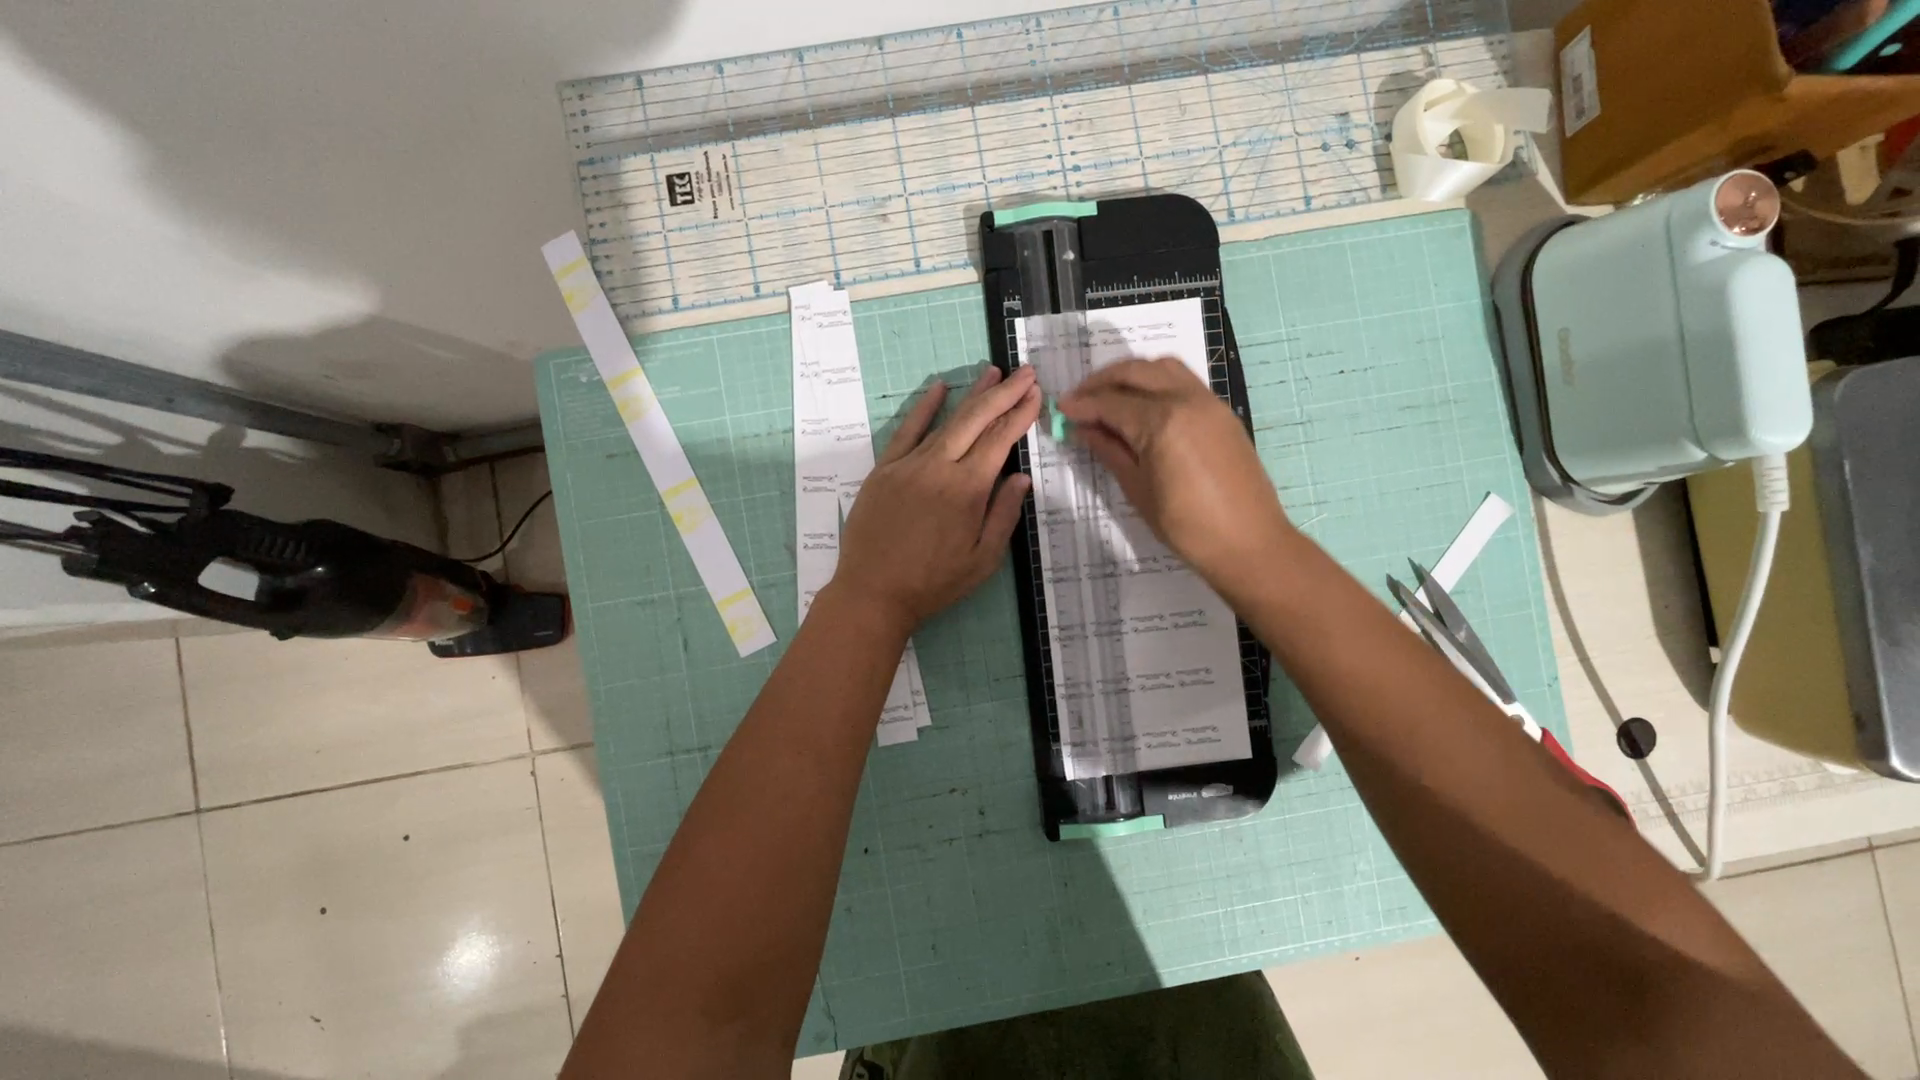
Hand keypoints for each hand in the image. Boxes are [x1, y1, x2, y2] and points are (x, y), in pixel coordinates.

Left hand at [833, 364, 1039, 632]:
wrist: (872, 592)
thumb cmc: (933, 583)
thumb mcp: (982, 560)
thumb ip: (1003, 515)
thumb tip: (1021, 477)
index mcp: (968, 490)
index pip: (1000, 440)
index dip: (1020, 415)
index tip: (1036, 394)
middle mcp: (939, 467)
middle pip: (976, 419)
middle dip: (1003, 393)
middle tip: (1024, 373)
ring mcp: (908, 464)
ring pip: (946, 420)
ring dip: (972, 395)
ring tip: (993, 373)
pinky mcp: (884, 469)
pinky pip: (907, 430)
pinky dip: (924, 407)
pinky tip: (939, 388)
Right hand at [1058, 358, 1292, 592]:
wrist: (1249, 542)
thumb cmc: (1188, 527)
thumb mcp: (1138, 490)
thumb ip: (1109, 451)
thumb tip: (1083, 429)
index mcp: (1162, 422)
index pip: (1111, 403)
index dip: (1082, 405)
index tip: (1061, 409)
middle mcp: (1186, 400)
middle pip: (1135, 372)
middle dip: (1102, 382)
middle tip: (1079, 399)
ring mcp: (1209, 403)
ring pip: (1162, 368)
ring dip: (1131, 375)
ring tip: (1109, 397)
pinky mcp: (1222, 413)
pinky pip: (1184, 381)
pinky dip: (1157, 382)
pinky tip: (1142, 406)